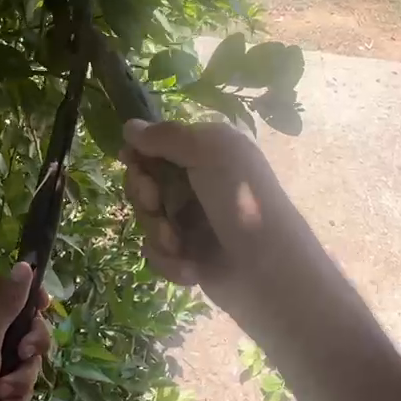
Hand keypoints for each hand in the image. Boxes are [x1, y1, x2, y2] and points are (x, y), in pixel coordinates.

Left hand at [0, 264, 50, 400]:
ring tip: (1, 395)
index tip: (45, 306)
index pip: (10, 290)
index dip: (30, 296)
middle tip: (23, 356)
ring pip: (27, 363)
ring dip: (20, 381)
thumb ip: (8, 302)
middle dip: (31, 348)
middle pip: (27, 328)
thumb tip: (24, 264)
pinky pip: (20, 390)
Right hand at [120, 118, 329, 326]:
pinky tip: (189, 268)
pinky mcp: (189, 255)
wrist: (271, 275)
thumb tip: (129, 126)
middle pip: (144, 179)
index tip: (131, 160)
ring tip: (177, 244)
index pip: (158, 143)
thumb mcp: (210, 152)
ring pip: (147, 217)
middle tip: (154, 201)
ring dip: (157, 231)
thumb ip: (167, 136)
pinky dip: (168, 260)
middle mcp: (198, 181)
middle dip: (144, 193)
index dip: (139, 153)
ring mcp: (192, 220)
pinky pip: (156, 251)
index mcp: (208, 151)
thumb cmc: (242, 201)